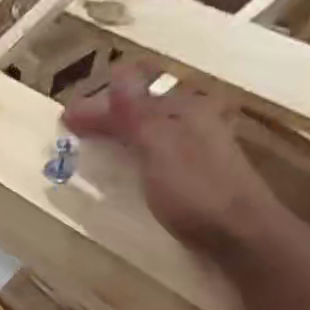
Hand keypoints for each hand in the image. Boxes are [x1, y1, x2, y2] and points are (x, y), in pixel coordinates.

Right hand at [63, 70, 285, 255]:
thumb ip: (136, 113)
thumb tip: (120, 72)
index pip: (131, 97)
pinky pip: (165, 152)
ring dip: (126, 134)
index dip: (97, 106)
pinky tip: (137, 166)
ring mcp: (205, 147)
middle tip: (78, 130)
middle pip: (145, 109)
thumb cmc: (196, 191)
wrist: (245, 236)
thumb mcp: (158, 147)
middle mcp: (197, 120)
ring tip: (101, 145)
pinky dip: (142, 153)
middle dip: (111, 116)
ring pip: (157, 130)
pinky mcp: (207, 175)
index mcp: (184, 107)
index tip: (65, 118)